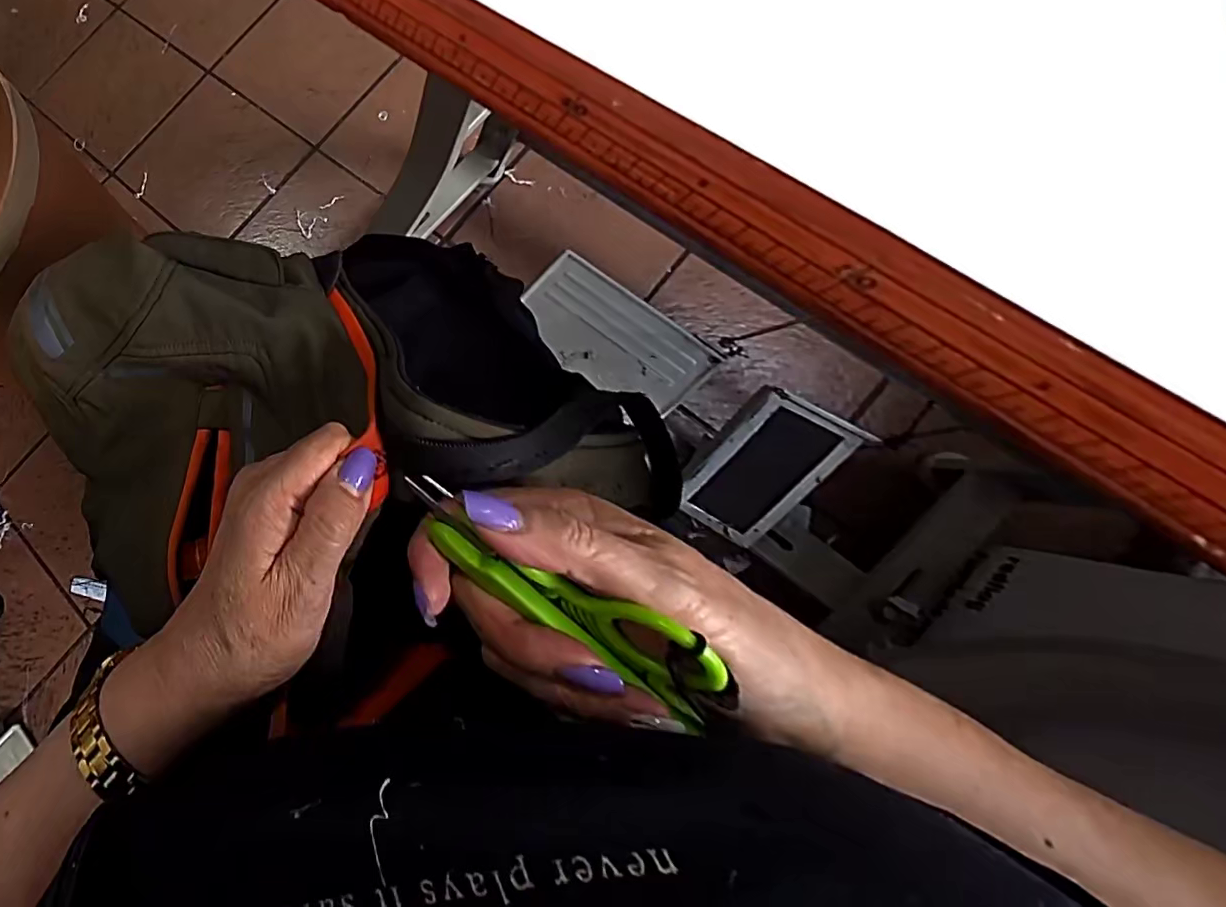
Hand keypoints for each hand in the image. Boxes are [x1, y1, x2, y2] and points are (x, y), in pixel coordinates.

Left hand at [102, 423, 375, 772]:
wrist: (203, 665)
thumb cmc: (252, 637)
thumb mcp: (303, 586)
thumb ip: (333, 520)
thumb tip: (363, 462)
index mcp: (268, 491)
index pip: (333, 440)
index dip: (361, 468)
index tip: (367, 513)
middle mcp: (260, 478)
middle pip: (327, 453)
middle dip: (352, 487)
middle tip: (346, 546)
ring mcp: (258, 491)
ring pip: (322, 471)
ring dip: (339, 504)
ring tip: (330, 555)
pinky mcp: (262, 507)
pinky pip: (309, 489)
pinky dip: (323, 514)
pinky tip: (315, 553)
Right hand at [408, 487, 882, 754]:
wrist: (791, 712)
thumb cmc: (742, 637)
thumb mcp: (661, 585)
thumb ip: (571, 543)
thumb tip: (480, 513)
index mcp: (567, 520)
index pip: (466, 517)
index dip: (437, 554)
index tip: (433, 606)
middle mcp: (551, 556)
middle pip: (476, 588)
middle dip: (525, 637)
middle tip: (590, 663)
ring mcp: (556, 606)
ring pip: (499, 639)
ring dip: (557, 674)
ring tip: (627, 685)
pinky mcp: (564, 651)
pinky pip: (528, 676)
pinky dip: (571, 696)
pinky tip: (622, 696)